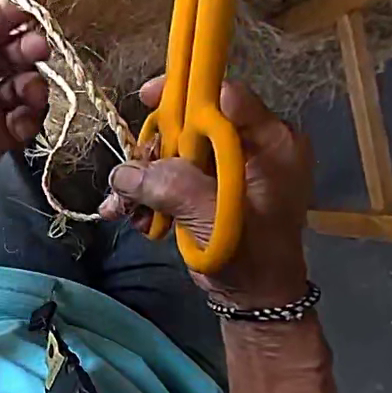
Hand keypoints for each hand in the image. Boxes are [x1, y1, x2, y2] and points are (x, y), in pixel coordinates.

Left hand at [0, 0, 50, 215]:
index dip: (7, 16)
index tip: (30, 10)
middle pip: (10, 54)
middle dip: (27, 47)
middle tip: (39, 49)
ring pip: (22, 86)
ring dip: (33, 84)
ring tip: (30, 95)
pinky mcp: (0, 138)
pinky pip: (24, 120)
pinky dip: (29, 119)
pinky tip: (20, 125)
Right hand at [97, 77, 312, 307]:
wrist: (253, 298)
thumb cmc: (249, 257)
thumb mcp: (214, 218)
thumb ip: (173, 187)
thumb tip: (125, 173)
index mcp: (270, 143)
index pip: (227, 97)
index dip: (187, 94)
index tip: (147, 98)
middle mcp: (249, 148)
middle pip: (189, 127)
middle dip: (152, 153)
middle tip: (129, 179)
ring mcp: (225, 170)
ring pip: (171, 154)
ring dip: (140, 179)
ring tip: (121, 208)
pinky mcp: (205, 189)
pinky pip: (167, 177)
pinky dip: (145, 194)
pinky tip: (130, 214)